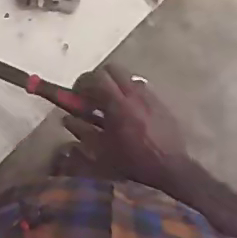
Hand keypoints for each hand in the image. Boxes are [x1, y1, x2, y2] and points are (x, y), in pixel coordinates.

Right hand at [62, 65, 188, 189]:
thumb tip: (66, 119)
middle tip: (92, 95)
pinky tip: (129, 112)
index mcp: (118, 105)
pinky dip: (130, 93)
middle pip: (112, 69)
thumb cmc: (132, 161)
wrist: (170, 168)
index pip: (96, 78)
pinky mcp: (161, 103)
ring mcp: (150, 97)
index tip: (76, 94)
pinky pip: (142, 89)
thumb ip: (82, 131)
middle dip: (98, 78)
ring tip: (111, 103)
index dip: (82, 82)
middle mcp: (135, 95)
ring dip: (115, 85)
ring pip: (128, 77)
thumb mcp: (101, 150)